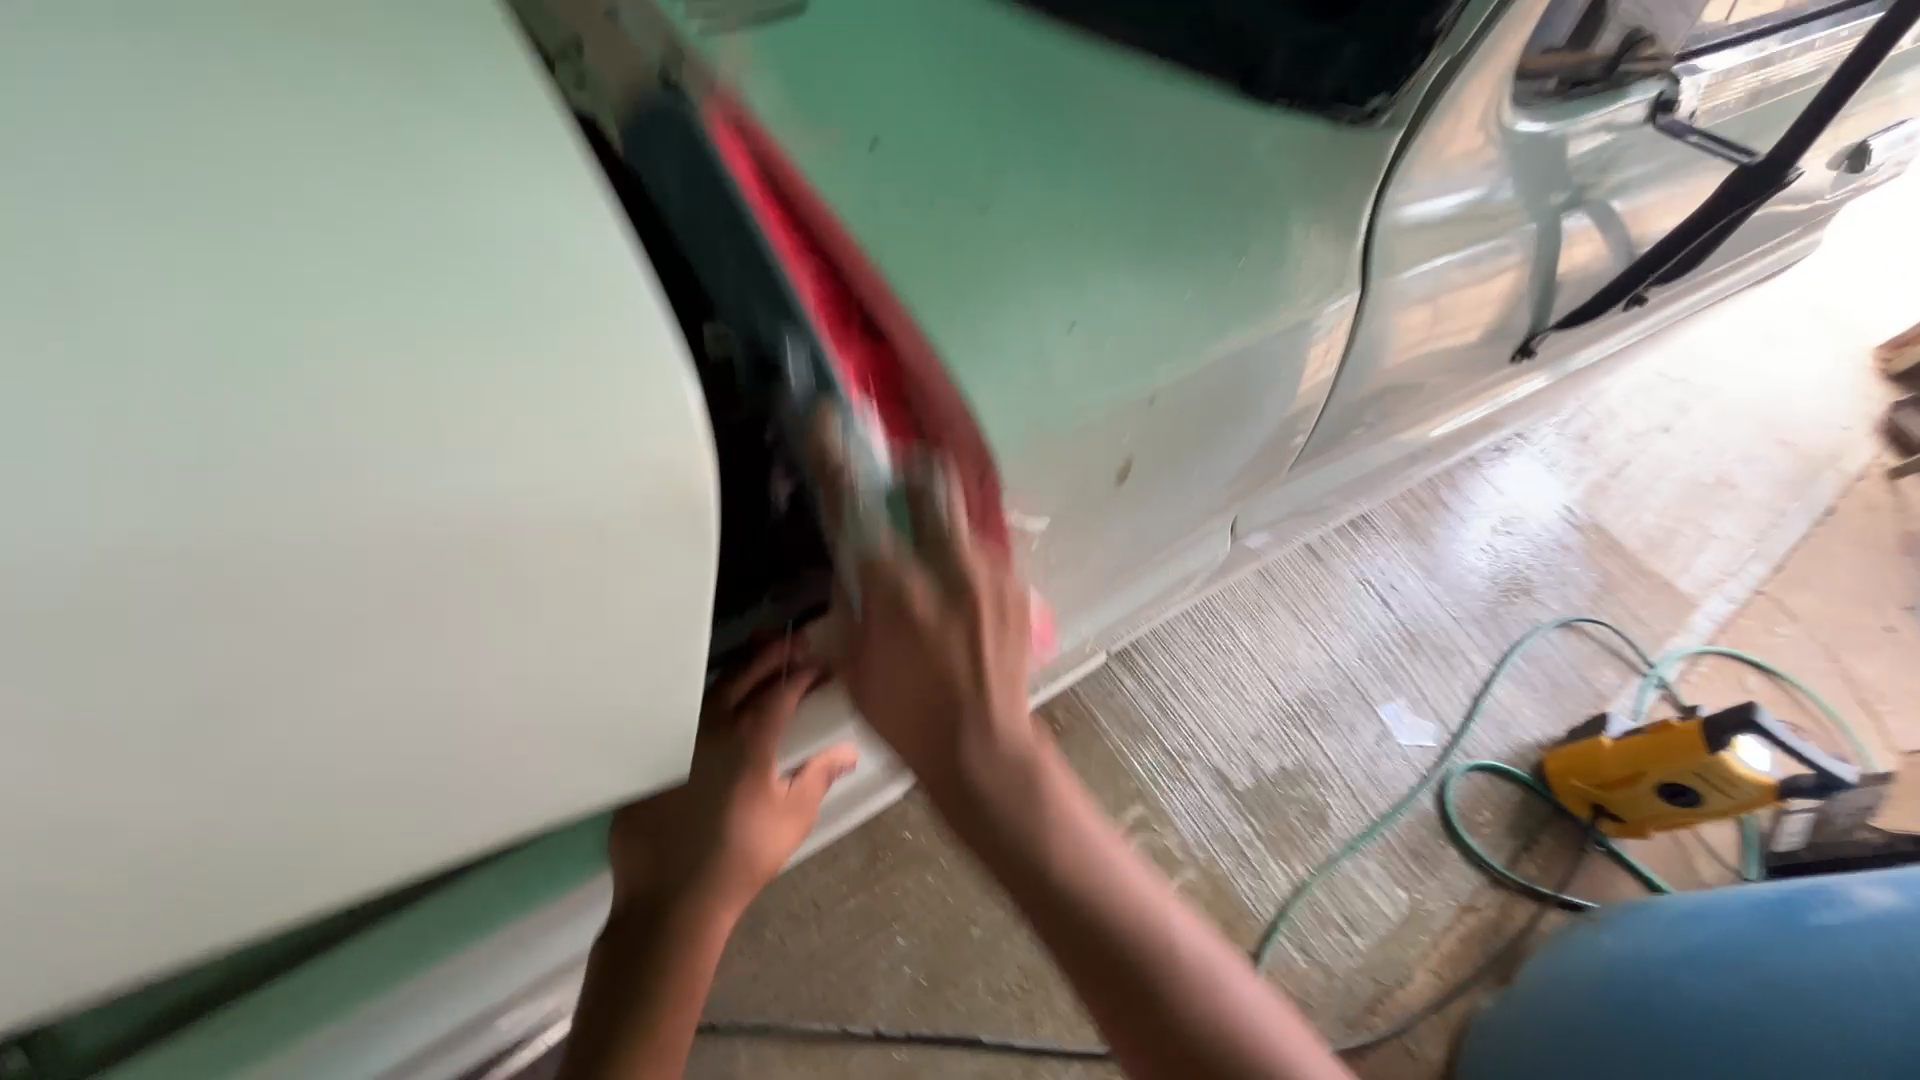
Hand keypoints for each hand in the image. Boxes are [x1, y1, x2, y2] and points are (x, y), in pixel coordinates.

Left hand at [606, 642, 858, 918]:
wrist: (674, 898)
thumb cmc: (743, 856)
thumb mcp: (794, 817)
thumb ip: (819, 775)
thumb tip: (847, 752)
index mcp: (751, 737)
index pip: (782, 690)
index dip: (802, 672)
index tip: (819, 664)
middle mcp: (712, 726)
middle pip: (744, 676)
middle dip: (770, 656)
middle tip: (793, 643)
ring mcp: (677, 740)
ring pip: (709, 692)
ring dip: (737, 672)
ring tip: (756, 663)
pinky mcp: (654, 760)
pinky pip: (683, 718)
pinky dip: (706, 704)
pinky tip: (715, 710)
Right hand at [807, 415, 1037, 802]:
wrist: (984, 748)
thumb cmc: (907, 715)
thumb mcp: (853, 663)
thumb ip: (847, 602)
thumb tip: (852, 562)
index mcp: (896, 588)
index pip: (858, 504)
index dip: (837, 457)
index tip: (824, 422)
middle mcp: (949, 567)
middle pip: (932, 481)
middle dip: (910, 469)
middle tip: (895, 482)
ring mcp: (991, 575)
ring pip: (963, 515)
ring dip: (939, 519)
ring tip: (930, 552)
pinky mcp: (1017, 588)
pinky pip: (984, 550)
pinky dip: (963, 554)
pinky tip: (956, 588)